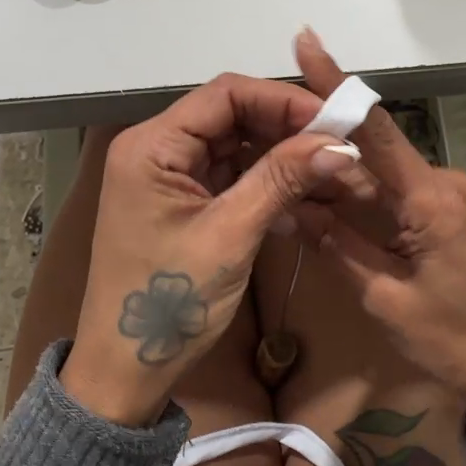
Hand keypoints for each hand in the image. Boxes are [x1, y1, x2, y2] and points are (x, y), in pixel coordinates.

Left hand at [60, 73, 357, 425]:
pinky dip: (266, 183)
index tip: (333, 119)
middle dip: (288, 129)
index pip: (225, 94)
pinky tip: (304, 198)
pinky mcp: (183, 202)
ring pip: (236, 145)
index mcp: (152, 145)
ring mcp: (169, 176)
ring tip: (333, 173)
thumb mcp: (230, 236)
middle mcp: (156, 148)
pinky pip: (230, 176)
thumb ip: (281, 179)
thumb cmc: (169, 302)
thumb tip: (340, 143)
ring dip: (282, 157)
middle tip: (341, 146)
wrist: (124, 371)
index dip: (282, 100)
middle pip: (232, 116)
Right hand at [288, 30, 465, 433]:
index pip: (375, 129)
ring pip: (382, 173)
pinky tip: (328, 202)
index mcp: (433, 199)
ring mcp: (452, 195)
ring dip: (340, 175)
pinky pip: (398, 191)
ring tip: (292, 179)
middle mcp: (445, 183)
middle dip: (323, 146)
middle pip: (372, 150)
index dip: (336, 84)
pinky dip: (363, 194)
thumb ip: (338, 245)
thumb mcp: (385, 300)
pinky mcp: (451, 211)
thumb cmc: (456, 343)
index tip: (308, 42)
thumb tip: (289, 206)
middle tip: (273, 144)